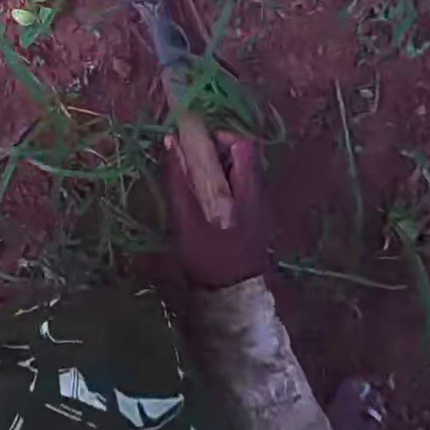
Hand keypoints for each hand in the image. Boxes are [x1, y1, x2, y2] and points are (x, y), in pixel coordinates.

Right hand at [163, 131, 271, 289]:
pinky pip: (242, 183)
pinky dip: (223, 179)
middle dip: (216, 150)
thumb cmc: (206, 256)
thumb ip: (178, 179)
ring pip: (242, 168)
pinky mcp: (256, 212)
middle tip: (191, 160)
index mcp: (246, 191)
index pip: (244, 145)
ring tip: (196, 177)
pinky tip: (206, 194)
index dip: (220, 136)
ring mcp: (260, 203)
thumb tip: (170, 142)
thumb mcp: (185, 218)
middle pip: (244, 154)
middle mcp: (259, 192)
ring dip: (219, 165)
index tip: (196, 144)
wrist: (230, 292)